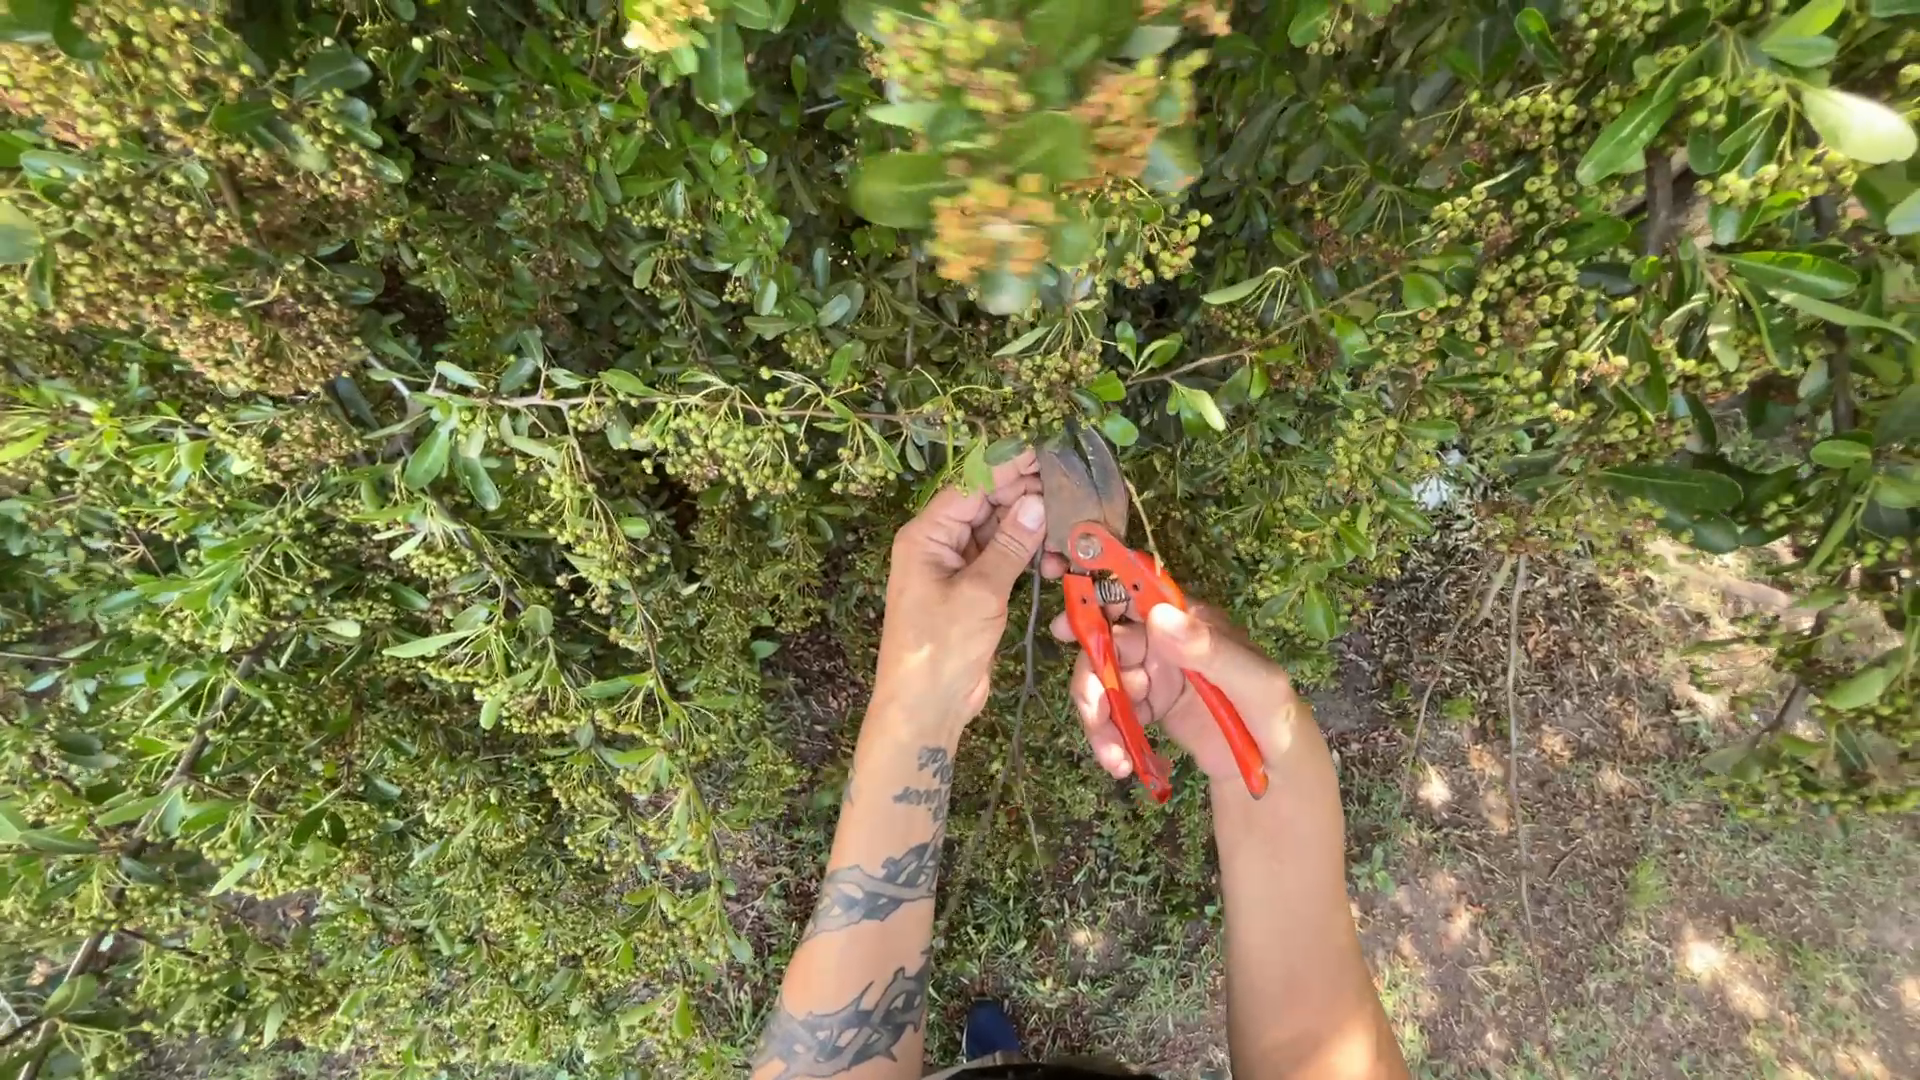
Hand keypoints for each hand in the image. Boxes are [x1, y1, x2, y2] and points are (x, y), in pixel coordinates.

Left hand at [872, 450, 1068, 734]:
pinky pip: (1001, 562)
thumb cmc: (942, 647)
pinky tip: (1052, 563)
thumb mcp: (979, 593)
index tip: (1043, 452)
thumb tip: (1036, 503)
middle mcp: (938, 545)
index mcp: (926, 536)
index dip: (1007, 468)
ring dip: (1029, 532)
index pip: (971, 487)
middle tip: (1068, 491)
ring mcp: (955, 569)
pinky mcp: (972, 592)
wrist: (926, 706)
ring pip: (997, 534)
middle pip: (985, 507)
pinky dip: (1024, 559)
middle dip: (1024, 499)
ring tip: (1065, 532)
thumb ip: (1008, 547)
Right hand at [1050, 602, 1313, 789]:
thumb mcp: (1257, 686)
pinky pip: (1110, 713)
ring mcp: (1154, 674)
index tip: (1067, 627)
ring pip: (1102, 679)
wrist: (1277, 782)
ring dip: (1096, 715)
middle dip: (1091, 677)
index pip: (1138, 595)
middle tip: (1092, 710)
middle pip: (1107, 642)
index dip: (1096, 600)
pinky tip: (1119, 763)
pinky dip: (1107, 738)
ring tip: (1113, 755)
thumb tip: (1158, 616)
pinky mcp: (1146, 707)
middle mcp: (1166, 641)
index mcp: (1192, 621)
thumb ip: (1211, 651)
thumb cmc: (1278, 724)